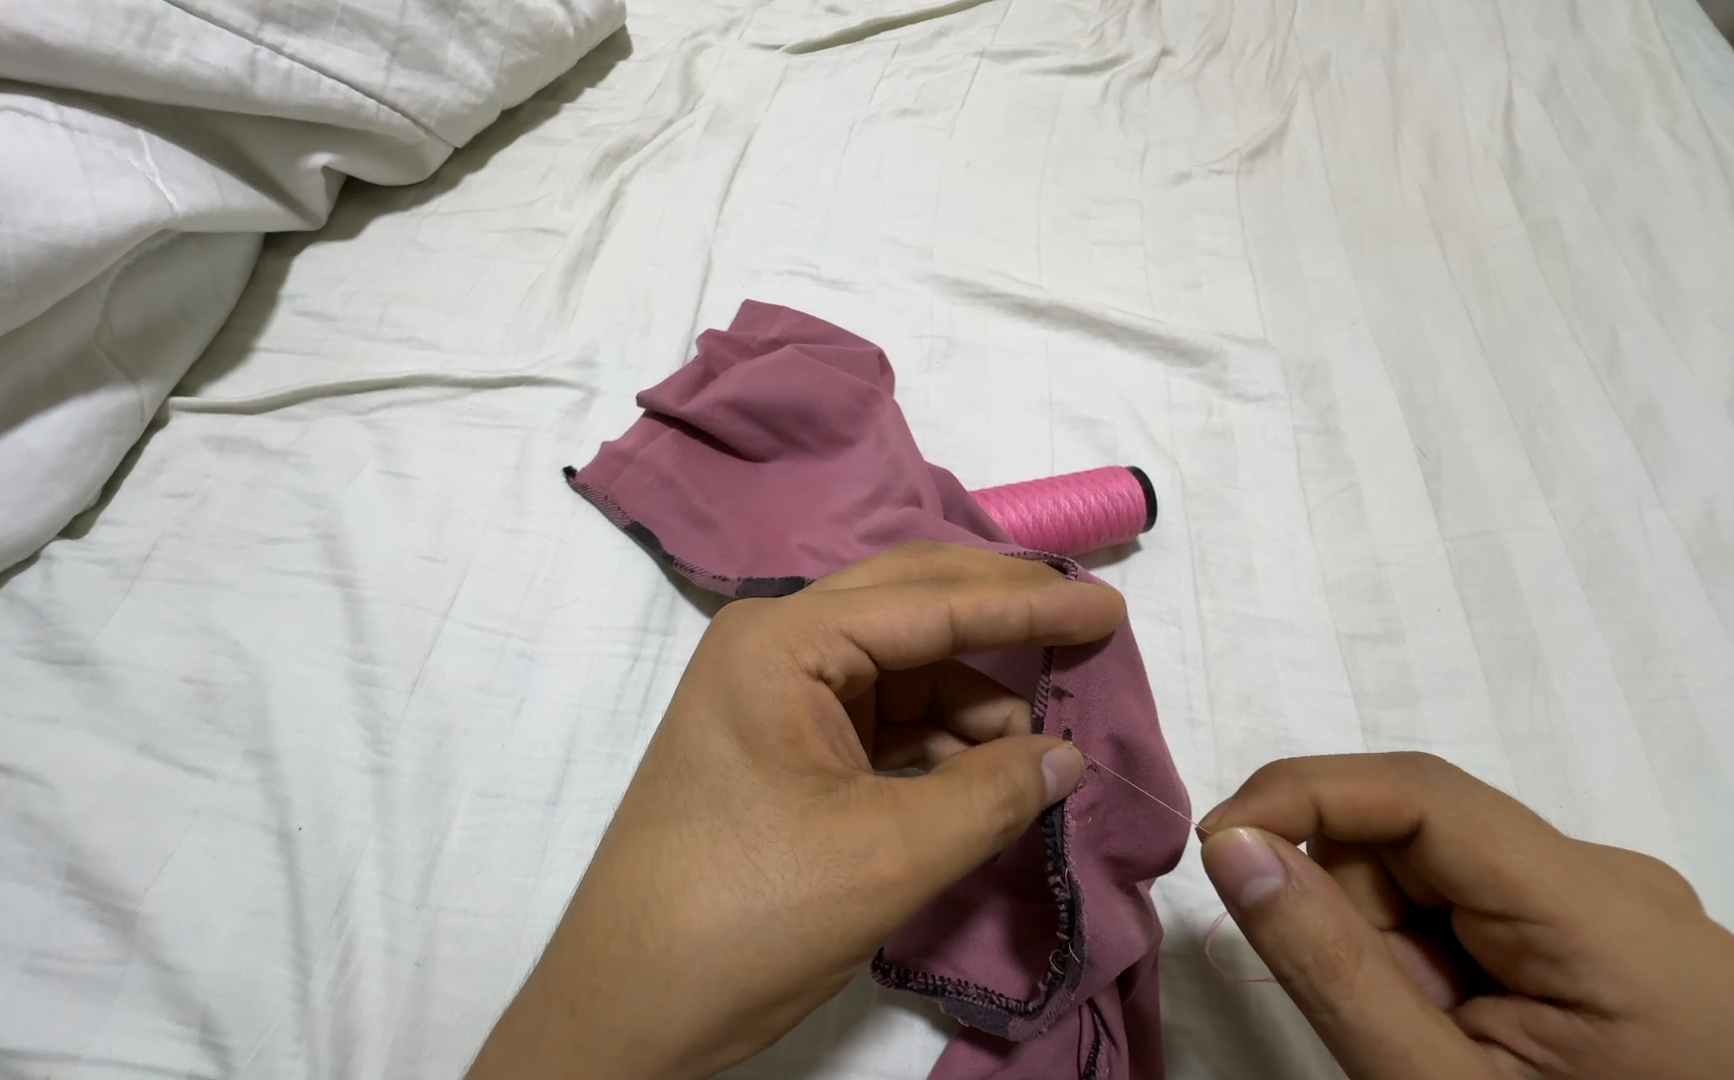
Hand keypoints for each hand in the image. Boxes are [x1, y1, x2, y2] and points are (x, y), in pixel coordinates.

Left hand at [467, 542, 1124, 1079]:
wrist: (625, 1008)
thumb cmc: (745, 916)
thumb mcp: (885, 855)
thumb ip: (990, 793)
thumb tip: (1067, 755)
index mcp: (784, 640)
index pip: (929, 603)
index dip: (1028, 607)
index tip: (1108, 609)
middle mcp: (776, 642)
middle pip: (910, 604)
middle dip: (1000, 618)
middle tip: (1085, 628)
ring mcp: (777, 688)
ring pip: (901, 666)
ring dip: (971, 699)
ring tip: (1033, 752)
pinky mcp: (785, 736)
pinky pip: (880, 713)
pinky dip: (936, 737)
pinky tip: (979, 773)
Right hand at [1198, 753, 1733, 1079]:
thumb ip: (1331, 967)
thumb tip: (1228, 844)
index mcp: (1616, 927)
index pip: (1425, 795)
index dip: (1301, 794)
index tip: (1213, 843)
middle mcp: (1623, 886)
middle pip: (1414, 830)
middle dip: (1351, 901)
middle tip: (1374, 1011)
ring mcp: (1610, 905)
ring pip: (1420, 855)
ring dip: (1379, 927)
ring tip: (1425, 1026)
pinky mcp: (1586, 923)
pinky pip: (1449, 886)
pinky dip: (1410, 941)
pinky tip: (1450, 1010)